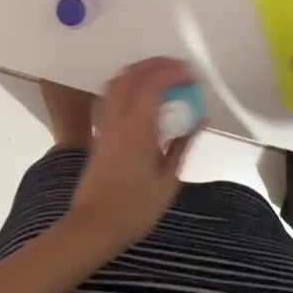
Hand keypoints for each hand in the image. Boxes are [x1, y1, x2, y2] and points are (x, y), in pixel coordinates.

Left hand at [67, 57, 196, 243]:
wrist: (92, 226)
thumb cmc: (134, 210)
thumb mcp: (167, 181)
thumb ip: (182, 146)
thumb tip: (199, 120)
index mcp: (136, 130)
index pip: (151, 85)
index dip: (172, 73)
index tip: (193, 75)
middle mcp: (116, 121)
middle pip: (130, 76)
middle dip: (155, 65)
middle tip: (181, 68)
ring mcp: (103, 126)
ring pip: (116, 83)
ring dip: (139, 72)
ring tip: (163, 76)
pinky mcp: (98, 135)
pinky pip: (110, 97)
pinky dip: (128, 86)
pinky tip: (143, 96)